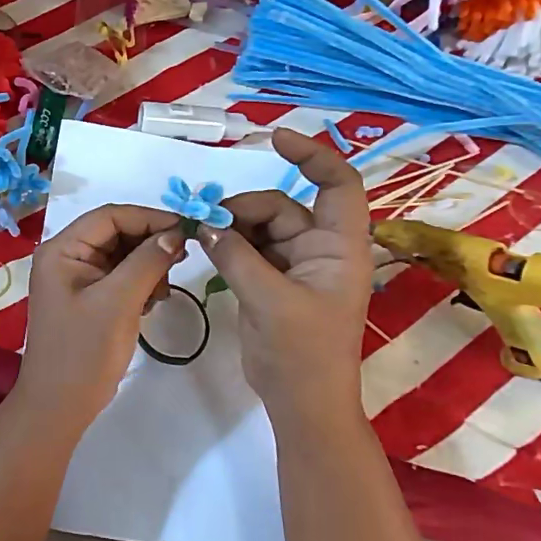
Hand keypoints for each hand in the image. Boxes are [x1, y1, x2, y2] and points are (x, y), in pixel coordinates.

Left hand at [16, 204, 186, 421]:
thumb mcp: (119, 301)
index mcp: (62, 250)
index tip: (187, 230)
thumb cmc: (84, 352)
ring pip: (122, 256)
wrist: (60, 405)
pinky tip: (152, 301)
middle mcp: (66, 257)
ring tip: (163, 291)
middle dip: (150, 244)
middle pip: (116, 233)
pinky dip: (140, 283)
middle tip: (181, 262)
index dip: (150, 218)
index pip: (110, 216)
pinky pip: (119, 277)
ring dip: (148, 266)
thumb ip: (148, 261)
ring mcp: (76, 279)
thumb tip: (177, 233)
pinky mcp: (88, 299)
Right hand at [200, 129, 373, 412]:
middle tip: (205, 222)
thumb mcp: (269, 300)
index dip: (311, 155)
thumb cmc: (302, 353)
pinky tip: (206, 248)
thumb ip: (236, 257)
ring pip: (260, 228)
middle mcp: (320, 249)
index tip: (274, 139)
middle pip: (282, 207)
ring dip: (231, 227)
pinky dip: (228, 247)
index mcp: (340, 247)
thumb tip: (206, 224)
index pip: (337, 184)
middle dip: (244, 209)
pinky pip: (249, 251)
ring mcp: (296, 266)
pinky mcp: (273, 283)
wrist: (301, 401)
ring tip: (200, 235)